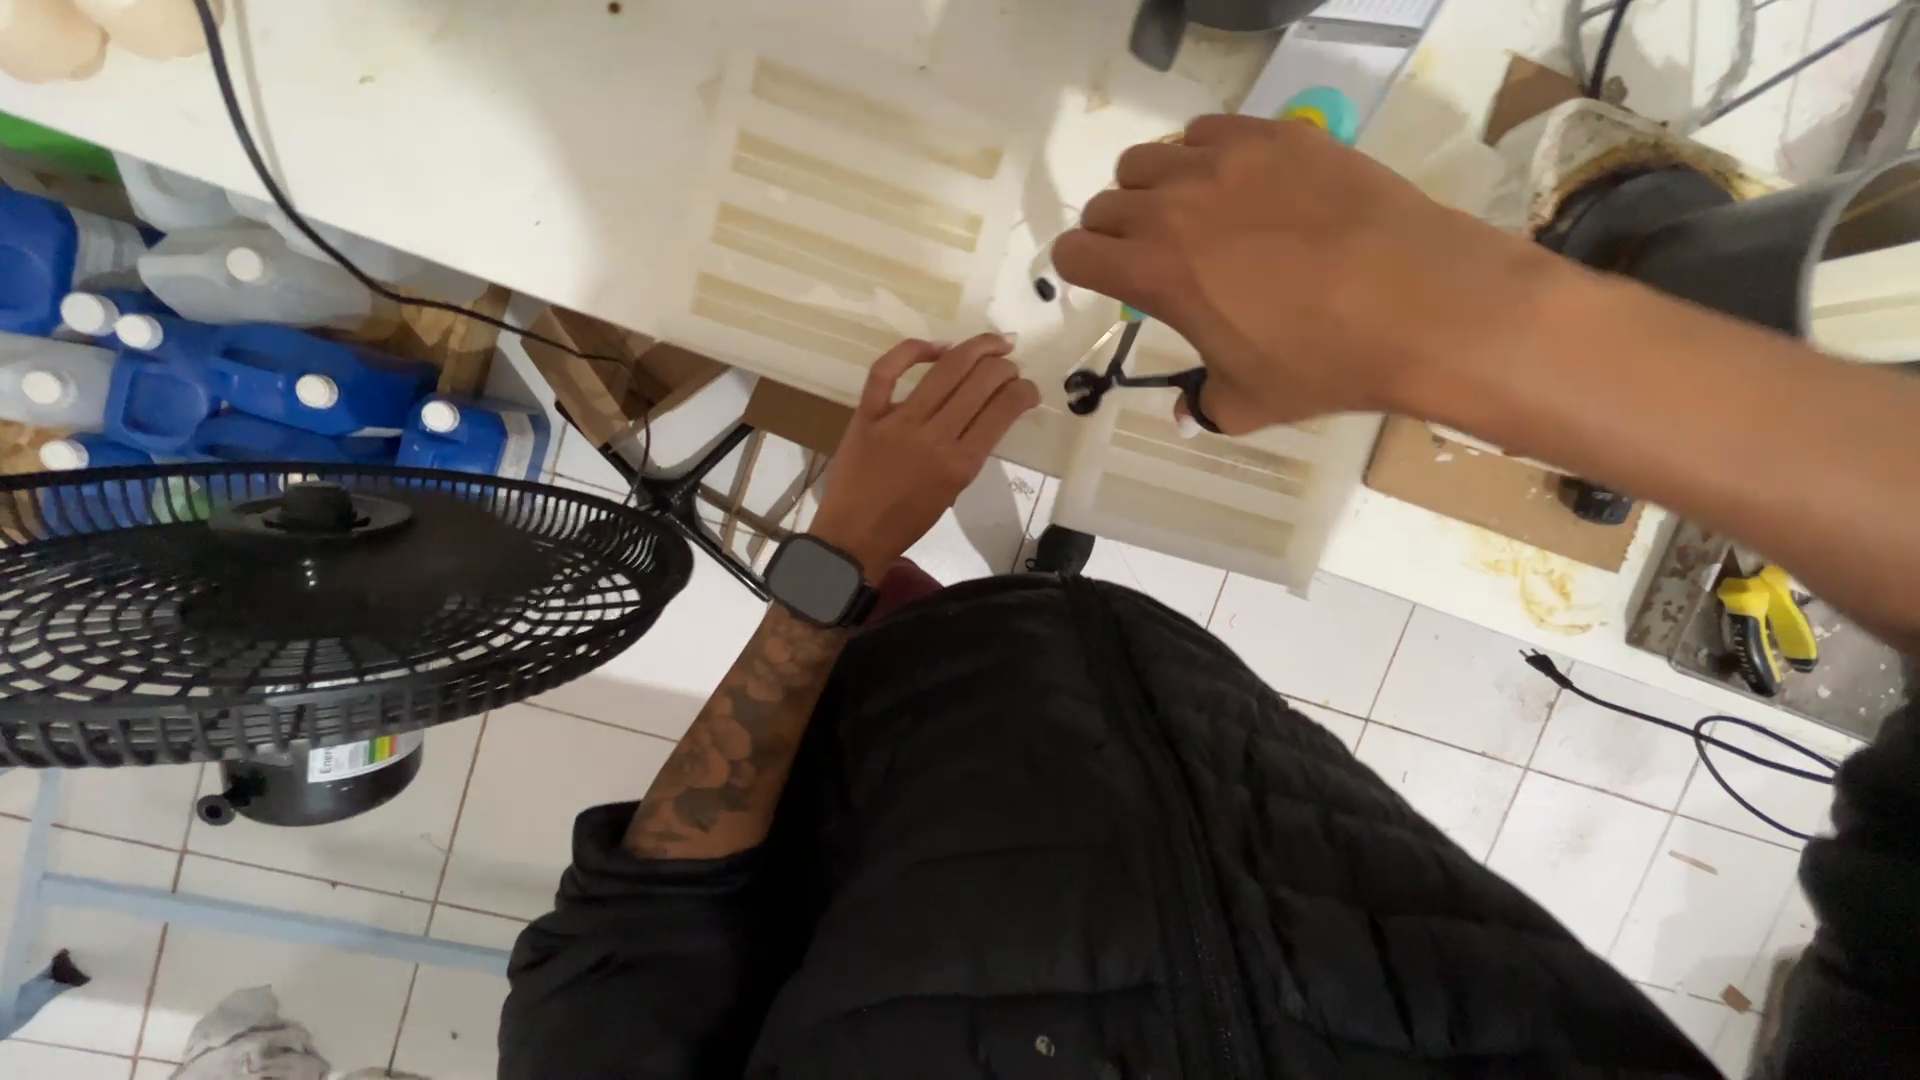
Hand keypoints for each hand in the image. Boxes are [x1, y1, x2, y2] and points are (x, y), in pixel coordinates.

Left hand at [809, 335, 1039, 580]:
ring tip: (993, 343)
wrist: (853, 537)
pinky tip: (936, 346)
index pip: (1003, 410)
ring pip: (945, 369)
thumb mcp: (953, 492)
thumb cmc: (908, 522)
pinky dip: (912, 350)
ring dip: (976, 348)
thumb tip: (989, 415)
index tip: (1028, 389)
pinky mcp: (867, 414)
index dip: (1024, 391)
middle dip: (1005, 367)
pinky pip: (887, 371)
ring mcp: (898, 421)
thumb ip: (970, 452)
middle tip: (1011, 364)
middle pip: (980, 382)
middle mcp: (934, 436)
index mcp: (960, 463)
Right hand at [1052, 114, 1563, 432]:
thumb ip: (1202, 406)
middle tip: (1151, 257)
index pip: (1075, 253)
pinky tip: (1238, 185)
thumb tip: (1186, 417)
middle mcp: (1175, 206)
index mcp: (1154, 272)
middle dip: (1114, 233)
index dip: (1081, 271)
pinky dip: (1203, 155)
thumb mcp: (1247, 403)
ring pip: (1150, 159)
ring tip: (1191, 216)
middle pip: (1106, 204)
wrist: (1423, 304)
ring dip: (1152, 190)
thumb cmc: (1321, 362)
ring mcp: (1228, 162)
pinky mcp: (1279, 136)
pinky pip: (1208, 130)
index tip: (1106, 283)